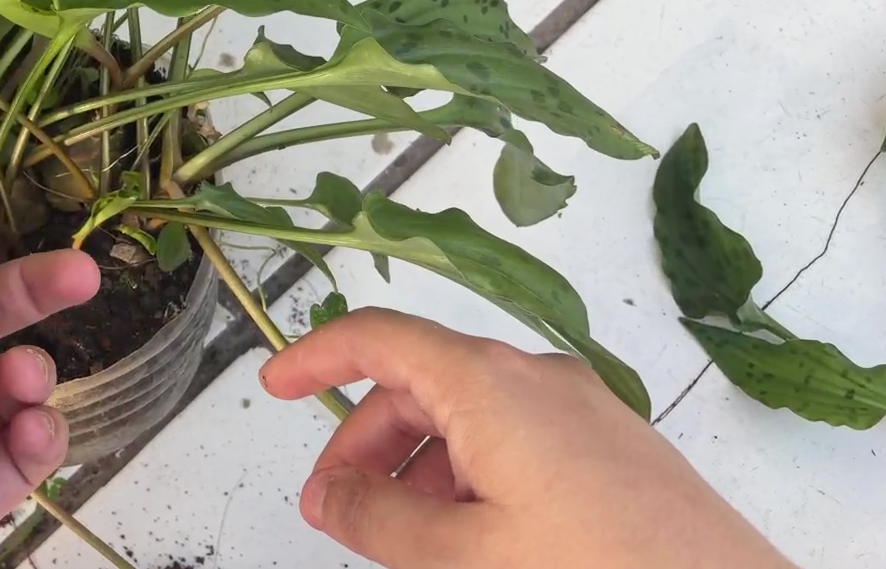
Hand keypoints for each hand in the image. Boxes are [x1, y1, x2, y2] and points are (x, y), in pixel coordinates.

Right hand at [260, 307, 793, 568]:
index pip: (372, 338)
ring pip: (462, 416)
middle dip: (365, 442)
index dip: (312, 356)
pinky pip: (509, 440)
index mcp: (488, 381)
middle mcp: (532, 376)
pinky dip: (465, 475)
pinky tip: (465, 535)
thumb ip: (378, 520)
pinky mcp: (612, 448)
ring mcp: (580, 409)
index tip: (273, 387)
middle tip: (336, 506)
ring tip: (401, 534)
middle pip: (415, 383)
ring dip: (414, 467)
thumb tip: (324, 497)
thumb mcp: (467, 558)